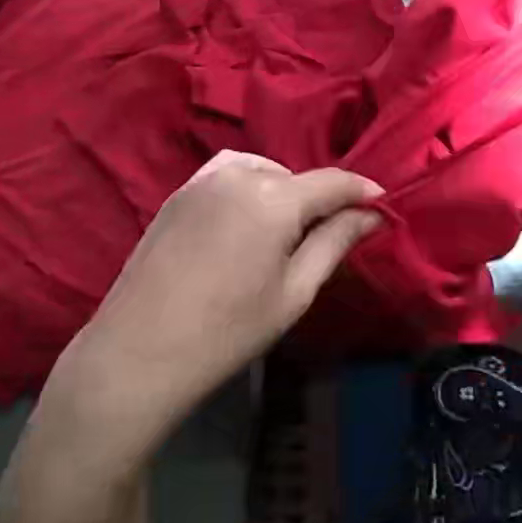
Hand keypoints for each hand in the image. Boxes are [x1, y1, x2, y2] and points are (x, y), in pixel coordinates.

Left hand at [58, 151, 382, 443]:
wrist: (139, 351)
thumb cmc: (228, 330)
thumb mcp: (294, 292)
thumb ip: (335, 242)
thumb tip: (372, 214)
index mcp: (274, 197)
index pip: (332, 182)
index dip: (362, 191)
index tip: (382, 204)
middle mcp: (240, 173)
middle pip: (295, 178)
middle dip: (317, 201)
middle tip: (324, 238)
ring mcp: (203, 178)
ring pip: (262, 171)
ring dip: (281, 191)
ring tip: (283, 231)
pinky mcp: (179, 192)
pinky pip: (228, 173)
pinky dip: (249, 185)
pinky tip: (246, 218)